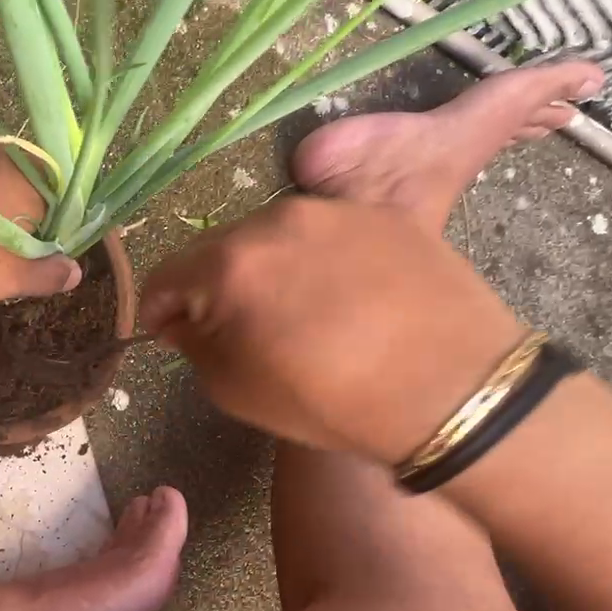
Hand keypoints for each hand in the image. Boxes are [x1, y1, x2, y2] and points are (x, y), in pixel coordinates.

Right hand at [138, 196, 529, 462]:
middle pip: (214, 248)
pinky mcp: (382, 216)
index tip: (168, 333)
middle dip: (208, 285)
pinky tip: (334, 297)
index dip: (158, 308)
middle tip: (226, 324)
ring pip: (268, 235)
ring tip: (286, 309)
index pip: (164, 275)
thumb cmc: (325, 398)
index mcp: (226, 263)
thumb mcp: (230, 386)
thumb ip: (192, 343)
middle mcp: (272, 221)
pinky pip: (322, 234)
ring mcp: (332, 212)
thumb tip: (185, 320)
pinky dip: (312, 260)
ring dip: (260, 268)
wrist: (454, 392)